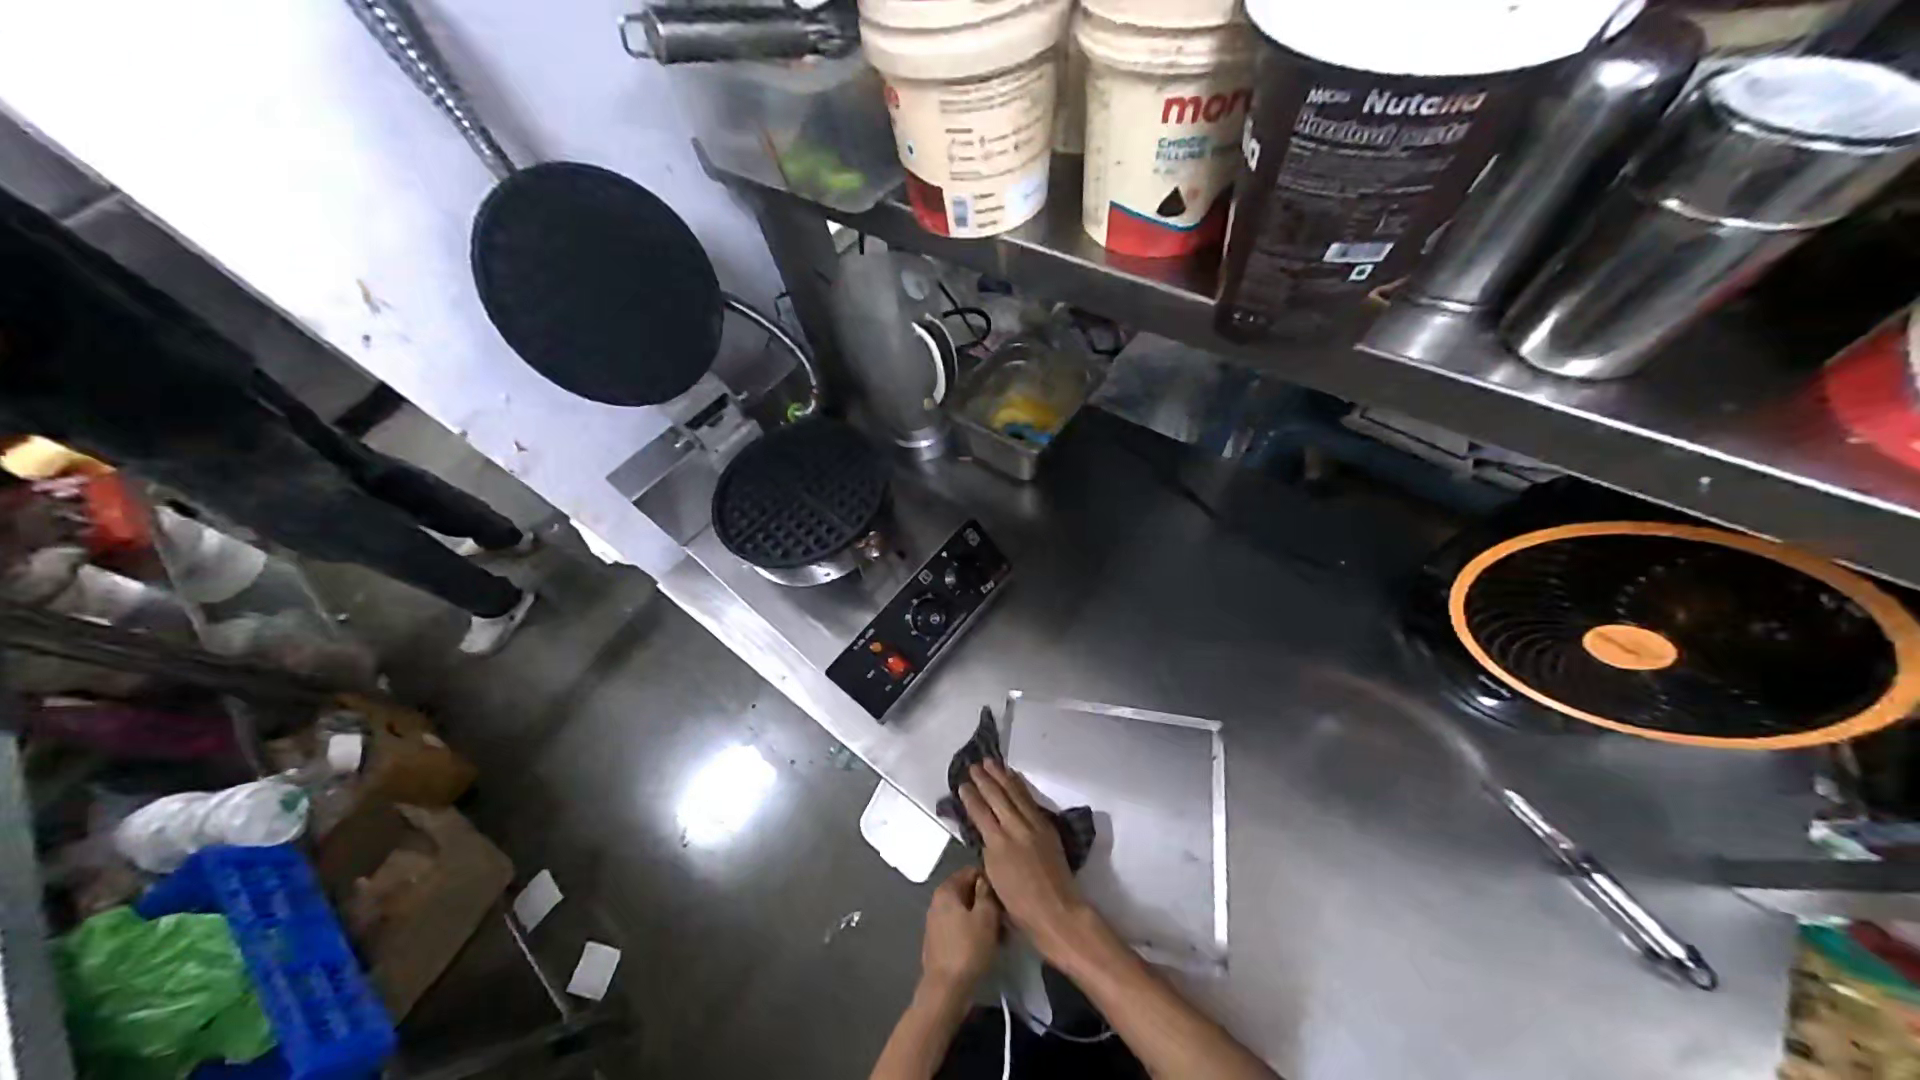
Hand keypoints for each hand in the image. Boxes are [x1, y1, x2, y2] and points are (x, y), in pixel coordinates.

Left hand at [919, 865, 1001, 994]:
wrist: (946, 991)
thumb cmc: (968, 949)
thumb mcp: (986, 917)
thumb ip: (987, 893)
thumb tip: (985, 880)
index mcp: (946, 890)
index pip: (971, 871)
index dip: (990, 880)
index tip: (1004, 896)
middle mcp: (937, 901)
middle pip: (968, 891)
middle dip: (987, 902)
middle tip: (1005, 917)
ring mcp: (936, 922)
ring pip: (965, 911)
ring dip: (982, 918)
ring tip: (1000, 933)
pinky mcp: (939, 941)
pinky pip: (960, 927)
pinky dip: (973, 931)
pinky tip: (986, 944)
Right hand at [959, 761, 1090, 958]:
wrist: (1057, 912)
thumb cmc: (1020, 907)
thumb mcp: (993, 879)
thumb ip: (988, 851)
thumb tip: (985, 833)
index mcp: (998, 844)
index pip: (980, 813)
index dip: (971, 797)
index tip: (963, 784)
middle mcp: (1015, 829)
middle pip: (997, 797)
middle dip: (985, 780)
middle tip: (974, 765)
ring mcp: (1034, 826)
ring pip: (1015, 793)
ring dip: (1002, 777)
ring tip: (992, 763)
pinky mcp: (1047, 828)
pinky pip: (1030, 800)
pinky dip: (1021, 787)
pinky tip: (1015, 779)